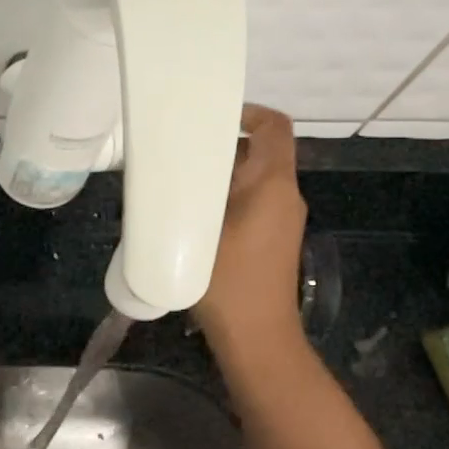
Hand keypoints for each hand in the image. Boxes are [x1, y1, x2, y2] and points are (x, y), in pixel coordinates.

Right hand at [195, 104, 307, 349]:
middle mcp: (285, 196)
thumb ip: (182, 198)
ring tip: (177, 186)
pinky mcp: (272, 240)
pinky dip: (224, 199)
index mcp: (273, 185)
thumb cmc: (228, 282)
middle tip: (176, 154)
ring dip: (218, 176)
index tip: (210, 117)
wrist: (256, 336)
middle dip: (219, 148)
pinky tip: (190, 218)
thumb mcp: (197, 233)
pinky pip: (251, 203)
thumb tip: (163, 174)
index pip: (274, 127)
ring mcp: (282, 220)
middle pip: (258, 153)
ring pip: (252, 180)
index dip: (248, 112)